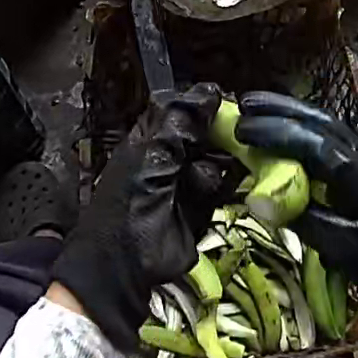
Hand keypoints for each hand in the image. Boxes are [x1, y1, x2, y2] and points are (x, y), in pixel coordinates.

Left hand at [51, 83, 225, 350]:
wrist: (125, 267)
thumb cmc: (128, 206)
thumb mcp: (153, 157)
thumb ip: (182, 124)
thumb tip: (210, 90)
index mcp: (152, 137)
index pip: (184, 109)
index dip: (204, 104)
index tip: (227, 102)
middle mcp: (172, 154)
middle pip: (207, 132)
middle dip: (219, 134)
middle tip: (233, 136)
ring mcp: (188, 180)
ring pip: (219, 158)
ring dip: (216, 165)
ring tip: (203, 178)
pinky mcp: (203, 205)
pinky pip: (221, 186)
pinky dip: (218, 188)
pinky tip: (208, 193)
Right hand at [234, 92, 357, 357]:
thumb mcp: (344, 250)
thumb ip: (304, 220)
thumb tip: (259, 200)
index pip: (312, 143)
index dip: (276, 133)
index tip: (242, 131)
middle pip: (318, 122)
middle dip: (279, 110)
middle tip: (242, 103)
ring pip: (324, 122)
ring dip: (290, 111)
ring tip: (256, 105)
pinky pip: (329, 132)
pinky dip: (302, 122)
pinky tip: (284, 124)